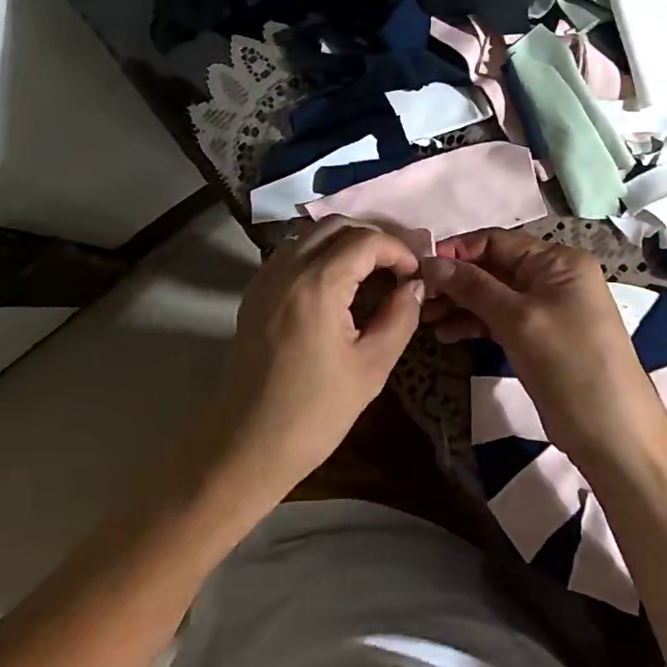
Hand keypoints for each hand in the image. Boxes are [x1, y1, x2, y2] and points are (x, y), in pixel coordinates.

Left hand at [198, 217, 424, 496]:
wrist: (250, 440)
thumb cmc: (316, 412)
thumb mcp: (371, 367)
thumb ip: (398, 317)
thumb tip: (414, 286)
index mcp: (316, 284)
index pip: (364, 240)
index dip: (397, 249)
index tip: (417, 273)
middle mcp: (285, 269)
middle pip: (333, 227)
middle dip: (371, 239)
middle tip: (398, 268)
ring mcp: (264, 279)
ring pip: (307, 235)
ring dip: (342, 242)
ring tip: (371, 272)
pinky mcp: (253, 293)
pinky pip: (288, 254)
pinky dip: (316, 254)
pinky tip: (335, 283)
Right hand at [418, 229, 666, 464]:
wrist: (612, 433)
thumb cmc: (568, 362)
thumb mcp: (517, 318)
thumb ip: (471, 286)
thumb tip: (429, 262)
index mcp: (557, 262)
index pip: (496, 241)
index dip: (456, 250)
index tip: (420, 267)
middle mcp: (551, 278)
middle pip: (490, 267)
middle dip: (453, 280)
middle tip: (418, 296)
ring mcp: (544, 309)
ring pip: (489, 294)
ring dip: (457, 303)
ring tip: (425, 318)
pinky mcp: (536, 336)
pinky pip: (496, 319)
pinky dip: (471, 323)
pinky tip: (446, 334)